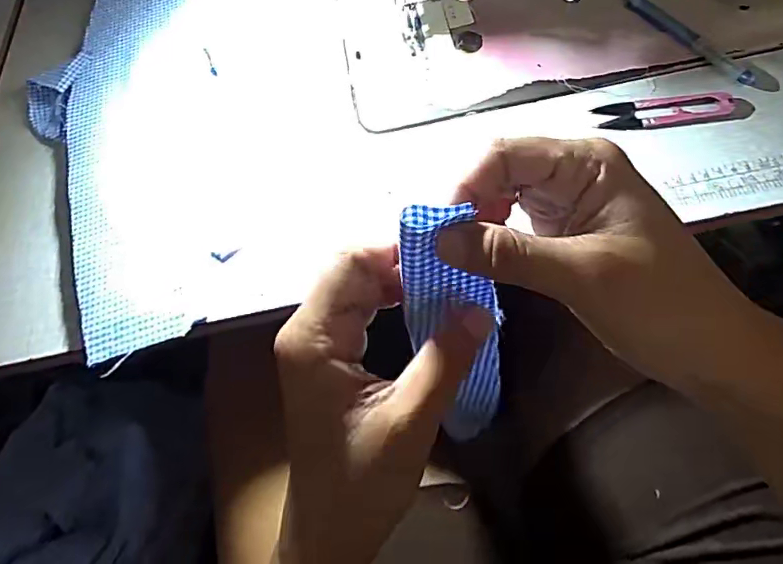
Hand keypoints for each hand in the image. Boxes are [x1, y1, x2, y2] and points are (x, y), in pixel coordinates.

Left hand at [273, 246, 492, 563]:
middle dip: (396, 263)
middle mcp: (304, 329)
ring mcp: (311, 342)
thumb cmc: (359, 483)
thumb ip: (443, 361)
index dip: (390, 251)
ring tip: (440, 280)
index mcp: (311, 337)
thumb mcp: (409, 422)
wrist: (328, 532)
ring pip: (352, 287)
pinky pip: (355, 310)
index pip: (347, 265)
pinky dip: (386, 301)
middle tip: (447, 264)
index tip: (439, 250)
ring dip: (393, 281)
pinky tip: (417, 305)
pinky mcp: (323, 355)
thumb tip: (478, 308)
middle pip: (348, 272)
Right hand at [434, 137, 758, 389]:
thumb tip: (438, 241)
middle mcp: (573, 168)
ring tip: (451, 248)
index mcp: (586, 161)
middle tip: (439, 239)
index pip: (506, 152)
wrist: (719, 355)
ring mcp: (567, 196)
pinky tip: (476, 253)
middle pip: (499, 168)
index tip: (441, 224)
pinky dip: (489, 234)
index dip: (467, 182)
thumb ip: (507, 253)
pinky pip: (511, 218)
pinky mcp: (562, 225)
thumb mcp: (581, 276)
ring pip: (500, 192)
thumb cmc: (663, 306)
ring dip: (474, 217)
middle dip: (467, 199)